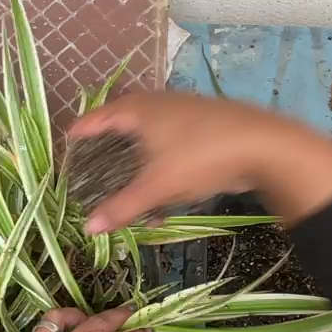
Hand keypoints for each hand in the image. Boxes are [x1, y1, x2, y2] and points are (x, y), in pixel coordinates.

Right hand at [68, 93, 331, 231]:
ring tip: (128, 181)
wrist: (264, 146)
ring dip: (139, 161)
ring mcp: (184, 112)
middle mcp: (159, 103)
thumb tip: (88, 228)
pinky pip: (172, 146)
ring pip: (151, 136)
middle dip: (110, 143)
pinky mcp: (205, 127)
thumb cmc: (200, 157)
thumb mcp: (157, 186)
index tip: (67, 140)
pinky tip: (166, 196)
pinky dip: (162, 166)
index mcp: (139, 109)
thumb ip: (122, 207)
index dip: (82, 130)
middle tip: (93, 159)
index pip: (99, 116)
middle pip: (124, 121)